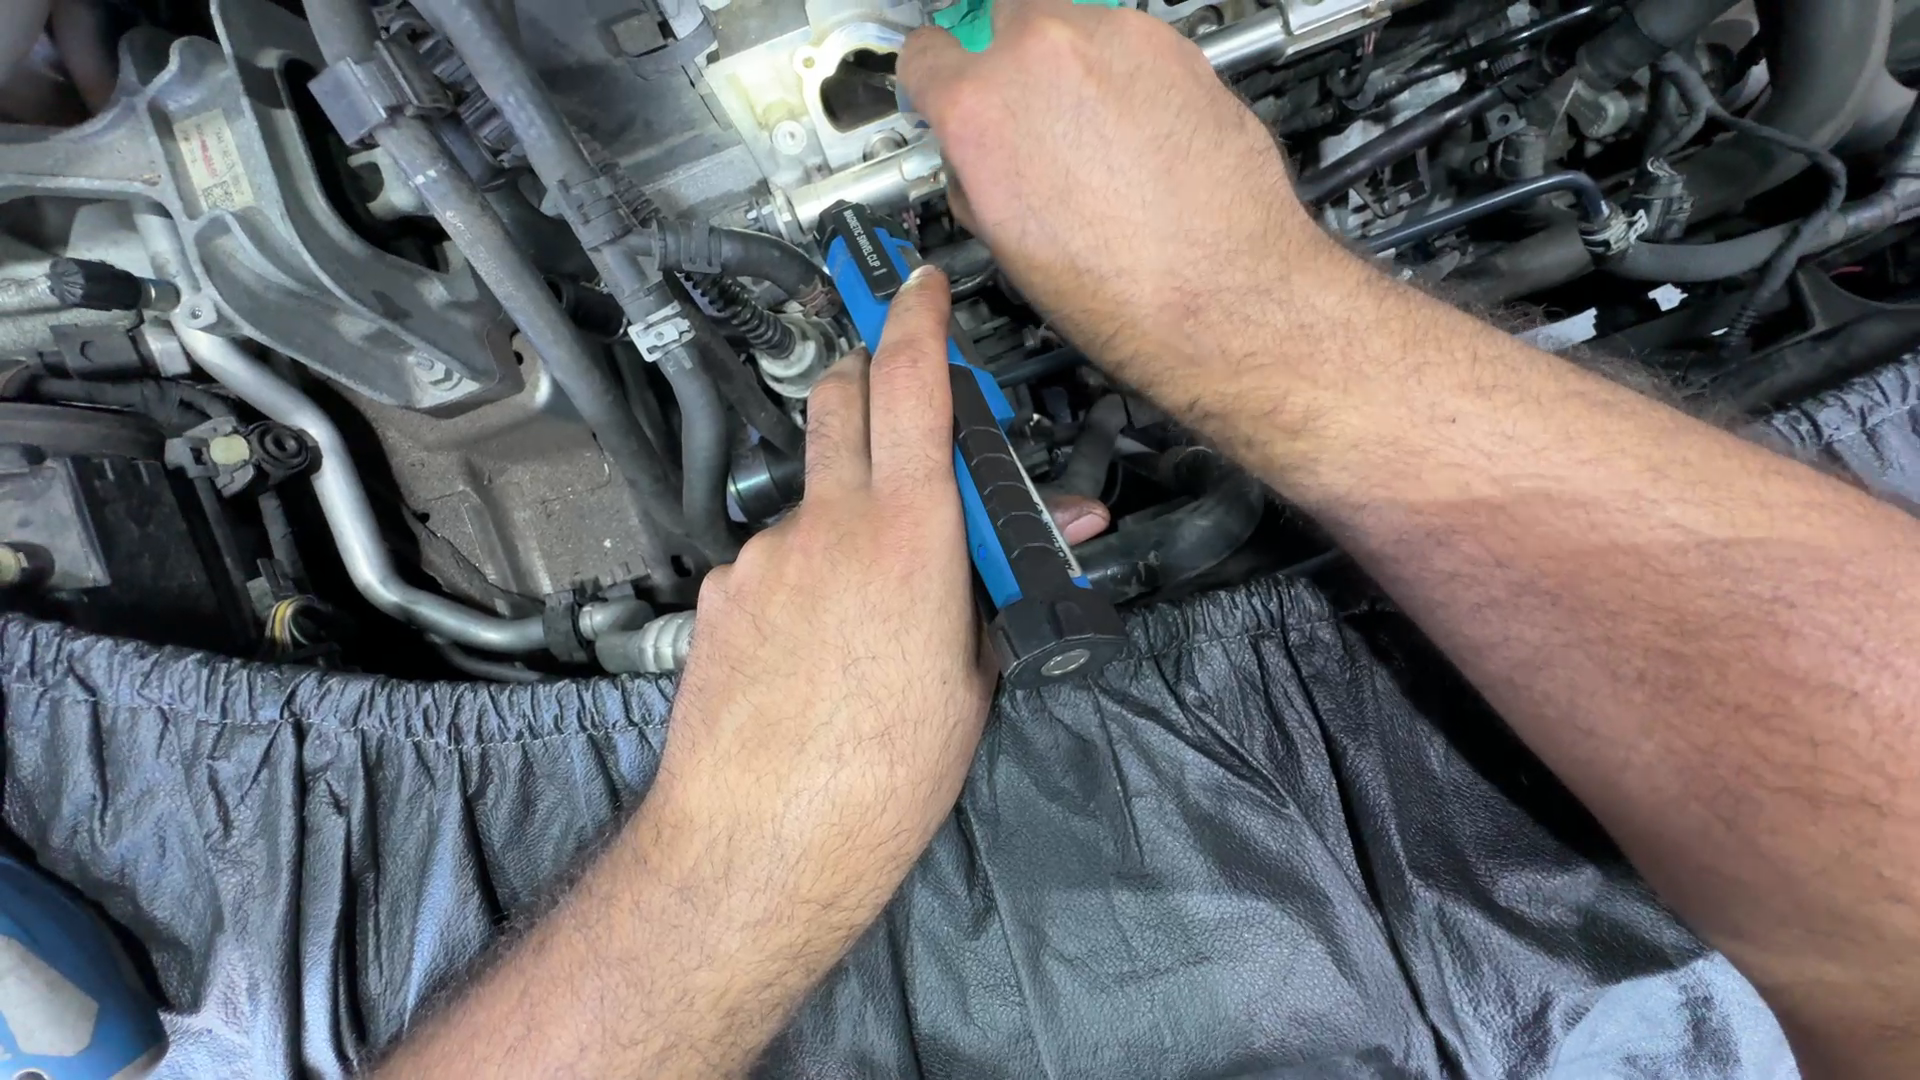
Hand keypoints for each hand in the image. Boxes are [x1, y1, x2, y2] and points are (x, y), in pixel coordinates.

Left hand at [652, 265, 1108, 948]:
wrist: (756, 847)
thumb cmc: (887, 775)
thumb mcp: (975, 676)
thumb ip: (1003, 582)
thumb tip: (1060, 526)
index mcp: (908, 536)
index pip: (911, 388)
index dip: (917, 321)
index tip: (919, 286)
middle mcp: (826, 525)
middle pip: (840, 400)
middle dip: (872, 379)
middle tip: (906, 412)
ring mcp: (762, 555)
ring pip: (813, 491)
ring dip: (849, 506)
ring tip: (872, 596)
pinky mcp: (721, 592)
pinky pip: (777, 554)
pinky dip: (808, 566)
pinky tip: (818, 638)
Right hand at [899, 0, 1343, 385]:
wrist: (1216, 297)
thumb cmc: (1120, 293)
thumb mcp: (1008, 249)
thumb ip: (975, 180)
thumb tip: (972, 163)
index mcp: (982, 110)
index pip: (925, 55)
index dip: (931, 82)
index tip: (945, 92)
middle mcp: (1042, 55)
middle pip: (999, 18)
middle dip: (1004, 64)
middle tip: (1026, 120)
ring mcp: (1114, 40)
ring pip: (1068, 26)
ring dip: (1067, 70)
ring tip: (1092, 142)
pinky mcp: (1175, 46)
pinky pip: (1126, 43)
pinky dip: (1121, 78)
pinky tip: (1135, 139)